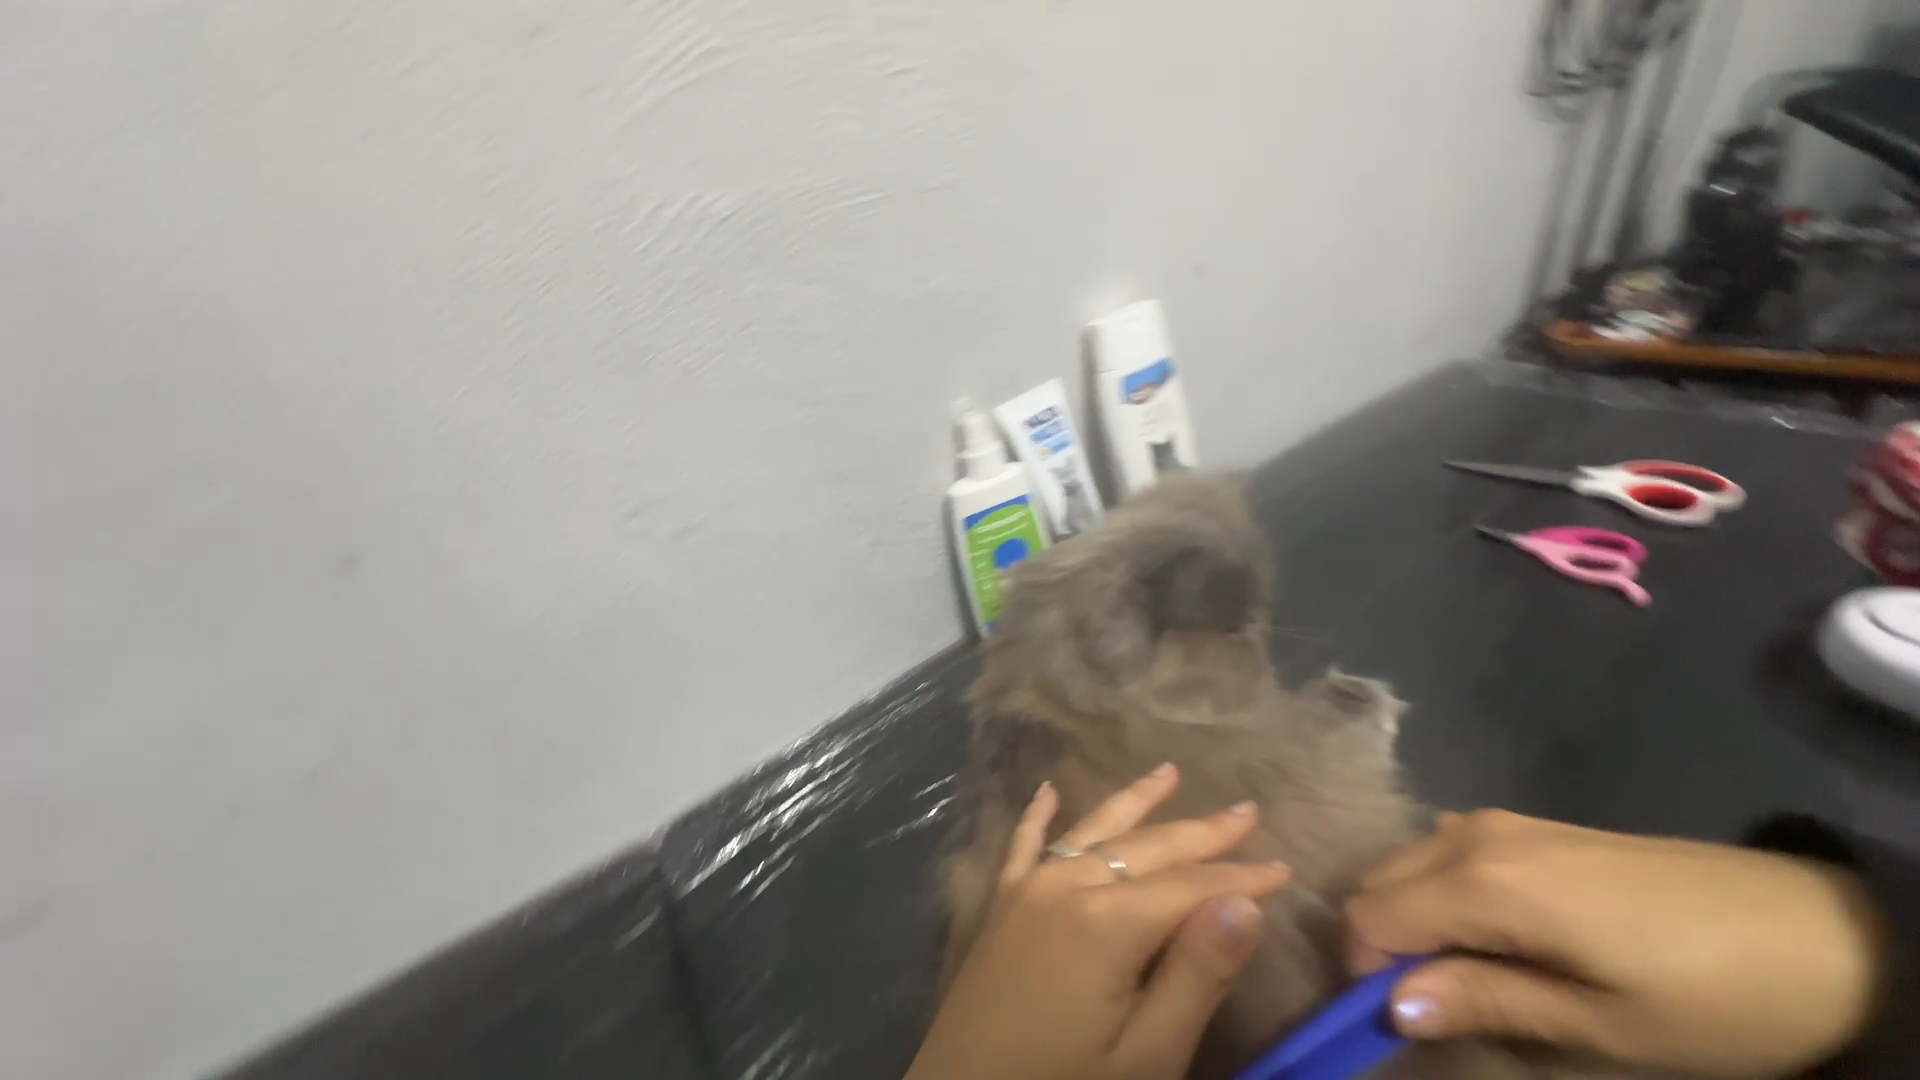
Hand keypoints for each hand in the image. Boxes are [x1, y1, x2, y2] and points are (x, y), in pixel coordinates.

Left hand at [907, 765, 1291, 1079]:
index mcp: (1108, 920)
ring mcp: (1028, 889)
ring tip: (1168, 772)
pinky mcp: (1001, 904)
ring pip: (1091, 831)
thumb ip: (1196, 974)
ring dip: (1133, 802)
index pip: (1190, 885)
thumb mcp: (1147, 1054)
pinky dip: (1038, 814)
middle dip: (1200, 831)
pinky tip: (1047, 789)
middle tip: (1245, 810)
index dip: (1240, 876)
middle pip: (1147, 848)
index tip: (1284, 866)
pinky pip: (1023, 844)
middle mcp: (1067, 885)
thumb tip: (1243, 903)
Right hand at [1344, 810, 1885, 1078]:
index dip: (1364, 972)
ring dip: (1409, 920)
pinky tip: (1494, 933)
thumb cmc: (1709, 994)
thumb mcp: (1601, 1024)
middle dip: (1382, 946)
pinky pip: (1438, 854)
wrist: (1820, 932)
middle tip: (1436, 1005)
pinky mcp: (1518, 824)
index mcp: (1481, 881)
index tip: (1399, 1023)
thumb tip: (1391, 1007)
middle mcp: (1467, 835)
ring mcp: (1491, 821)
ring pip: (1401, 866)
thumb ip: (1484, 1002)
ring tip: (1469, 975)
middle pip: (1374, 884)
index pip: (1369, 917)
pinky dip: (1435, 895)